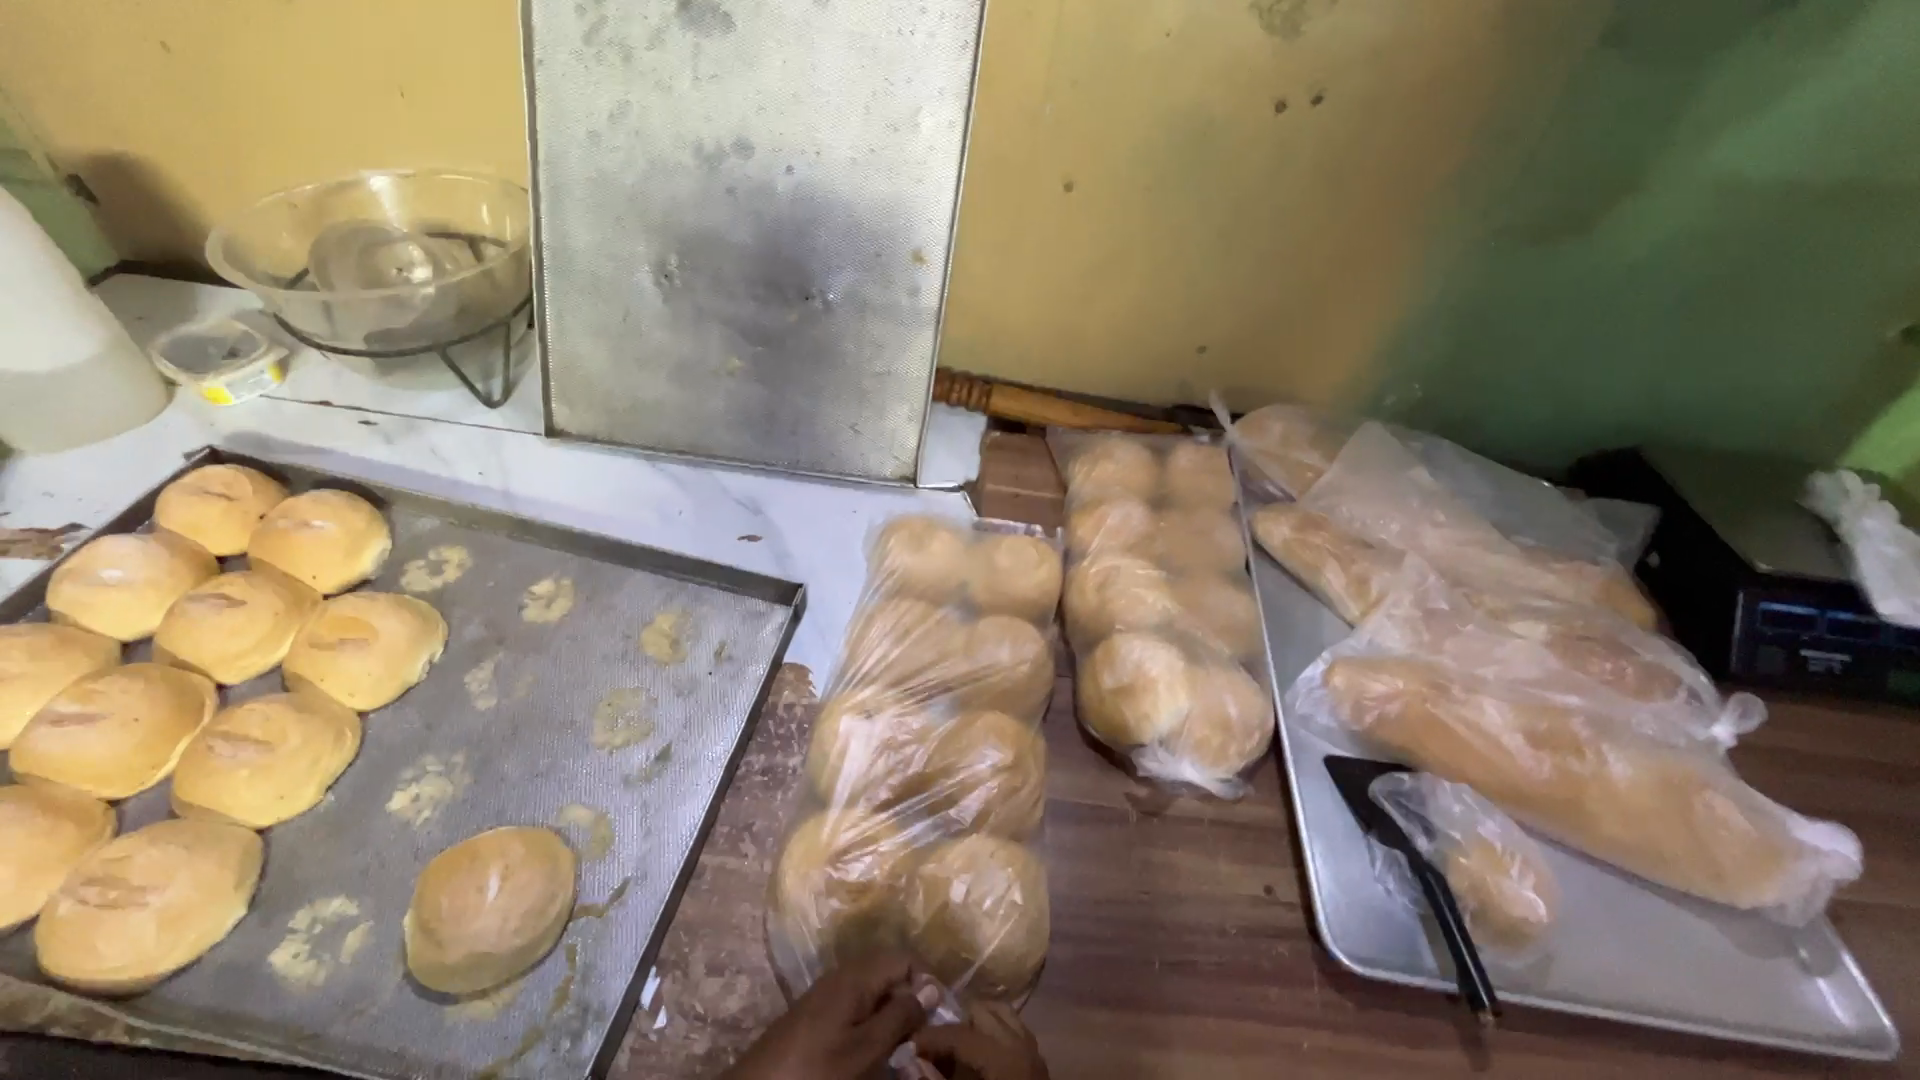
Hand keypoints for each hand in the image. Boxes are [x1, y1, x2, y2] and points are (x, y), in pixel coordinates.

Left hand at [722, 952, 937, 1079]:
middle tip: (919, 1036)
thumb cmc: (815, 1069)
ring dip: (892, 1013)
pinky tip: (873, 1048)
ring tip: (899, 1047)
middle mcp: (843, 974)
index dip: (926, 981)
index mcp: (856, 975)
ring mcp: (828, 992)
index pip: (905, 957)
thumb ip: (899, 1017)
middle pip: (890, 971)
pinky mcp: (819, 1012)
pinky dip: (872, 1022)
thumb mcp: (865, 1050)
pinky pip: (857, 1004)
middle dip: (910, 998)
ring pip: (875, 990)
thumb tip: (932, 988)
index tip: (937, 1017)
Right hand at [911, 1002, 1048, 1079]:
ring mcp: (1033, 1050)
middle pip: (979, 1012)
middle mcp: (1021, 1044)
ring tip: (951, 1049)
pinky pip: (1012, 1030)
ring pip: (999, 1014)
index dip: (930, 1037)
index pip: (960, 1034)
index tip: (907, 1046)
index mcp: (1004, 1058)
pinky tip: (975, 1058)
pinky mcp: (1037, 1062)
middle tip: (930, 1048)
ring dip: (973, 1025)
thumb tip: (909, 1063)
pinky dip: (991, 1033)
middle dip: (953, 1025)